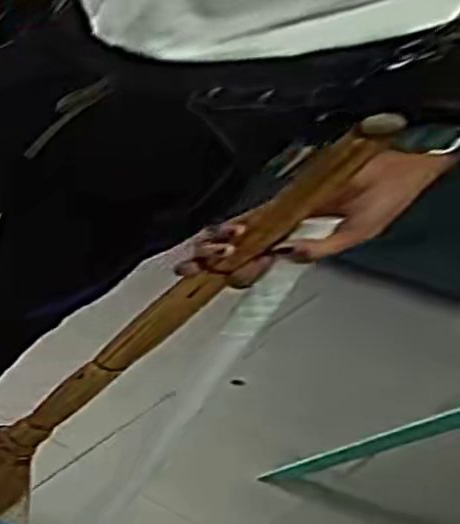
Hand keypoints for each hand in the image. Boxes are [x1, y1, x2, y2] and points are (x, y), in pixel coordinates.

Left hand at [176, 150, 455, 286]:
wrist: (401, 163)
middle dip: (208, 268)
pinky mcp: (272, 204)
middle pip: (227, 262)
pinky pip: (239, 220)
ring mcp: (269, 222)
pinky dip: (225, 229)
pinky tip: (224, 233)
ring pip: (225, 244)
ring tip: (214, 251)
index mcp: (288, 253)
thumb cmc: (386, 197)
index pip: (251, 273)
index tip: (229, 277)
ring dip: (210, 250)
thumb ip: (321, 249)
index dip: (234, 277)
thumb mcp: (357, 234)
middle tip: (204, 268)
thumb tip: (286, 254)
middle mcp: (273, 241)